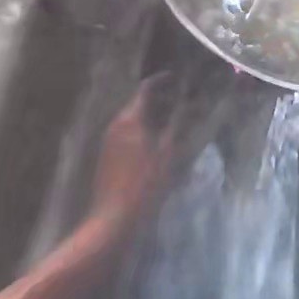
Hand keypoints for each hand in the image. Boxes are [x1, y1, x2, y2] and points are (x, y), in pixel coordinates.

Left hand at [89, 80, 172, 231]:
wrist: (112, 221)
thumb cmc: (144, 184)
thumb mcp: (168, 154)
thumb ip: (179, 126)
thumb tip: (191, 105)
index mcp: (129, 119)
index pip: (145, 89)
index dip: (162, 81)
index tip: (178, 78)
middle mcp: (115, 125)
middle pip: (138, 103)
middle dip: (160, 100)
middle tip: (181, 102)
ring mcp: (108, 142)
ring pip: (133, 120)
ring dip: (152, 117)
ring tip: (174, 123)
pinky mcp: (107, 158)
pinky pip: (127, 135)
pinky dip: (143, 131)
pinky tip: (158, 146)